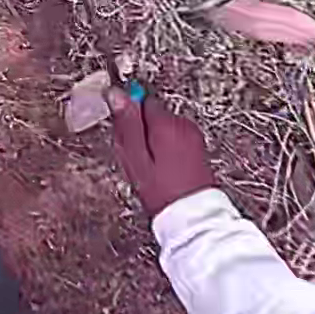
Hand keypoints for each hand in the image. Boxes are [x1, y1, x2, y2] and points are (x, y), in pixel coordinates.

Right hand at [108, 87, 214, 216]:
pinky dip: (165, 148)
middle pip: (152, 113)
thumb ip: (126, 123)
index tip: (124, 134)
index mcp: (166, 124)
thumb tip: (116, 94)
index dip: (128, 116)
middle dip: (140, 129)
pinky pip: (174, 138)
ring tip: (149, 164)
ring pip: (162, 126)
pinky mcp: (198, 148)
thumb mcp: (135, 157)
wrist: (195, 219)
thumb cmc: (163, 191)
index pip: (140, 100)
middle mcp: (183, 125)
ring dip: (153, 139)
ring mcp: (193, 136)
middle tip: (135, 154)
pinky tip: (162, 168)